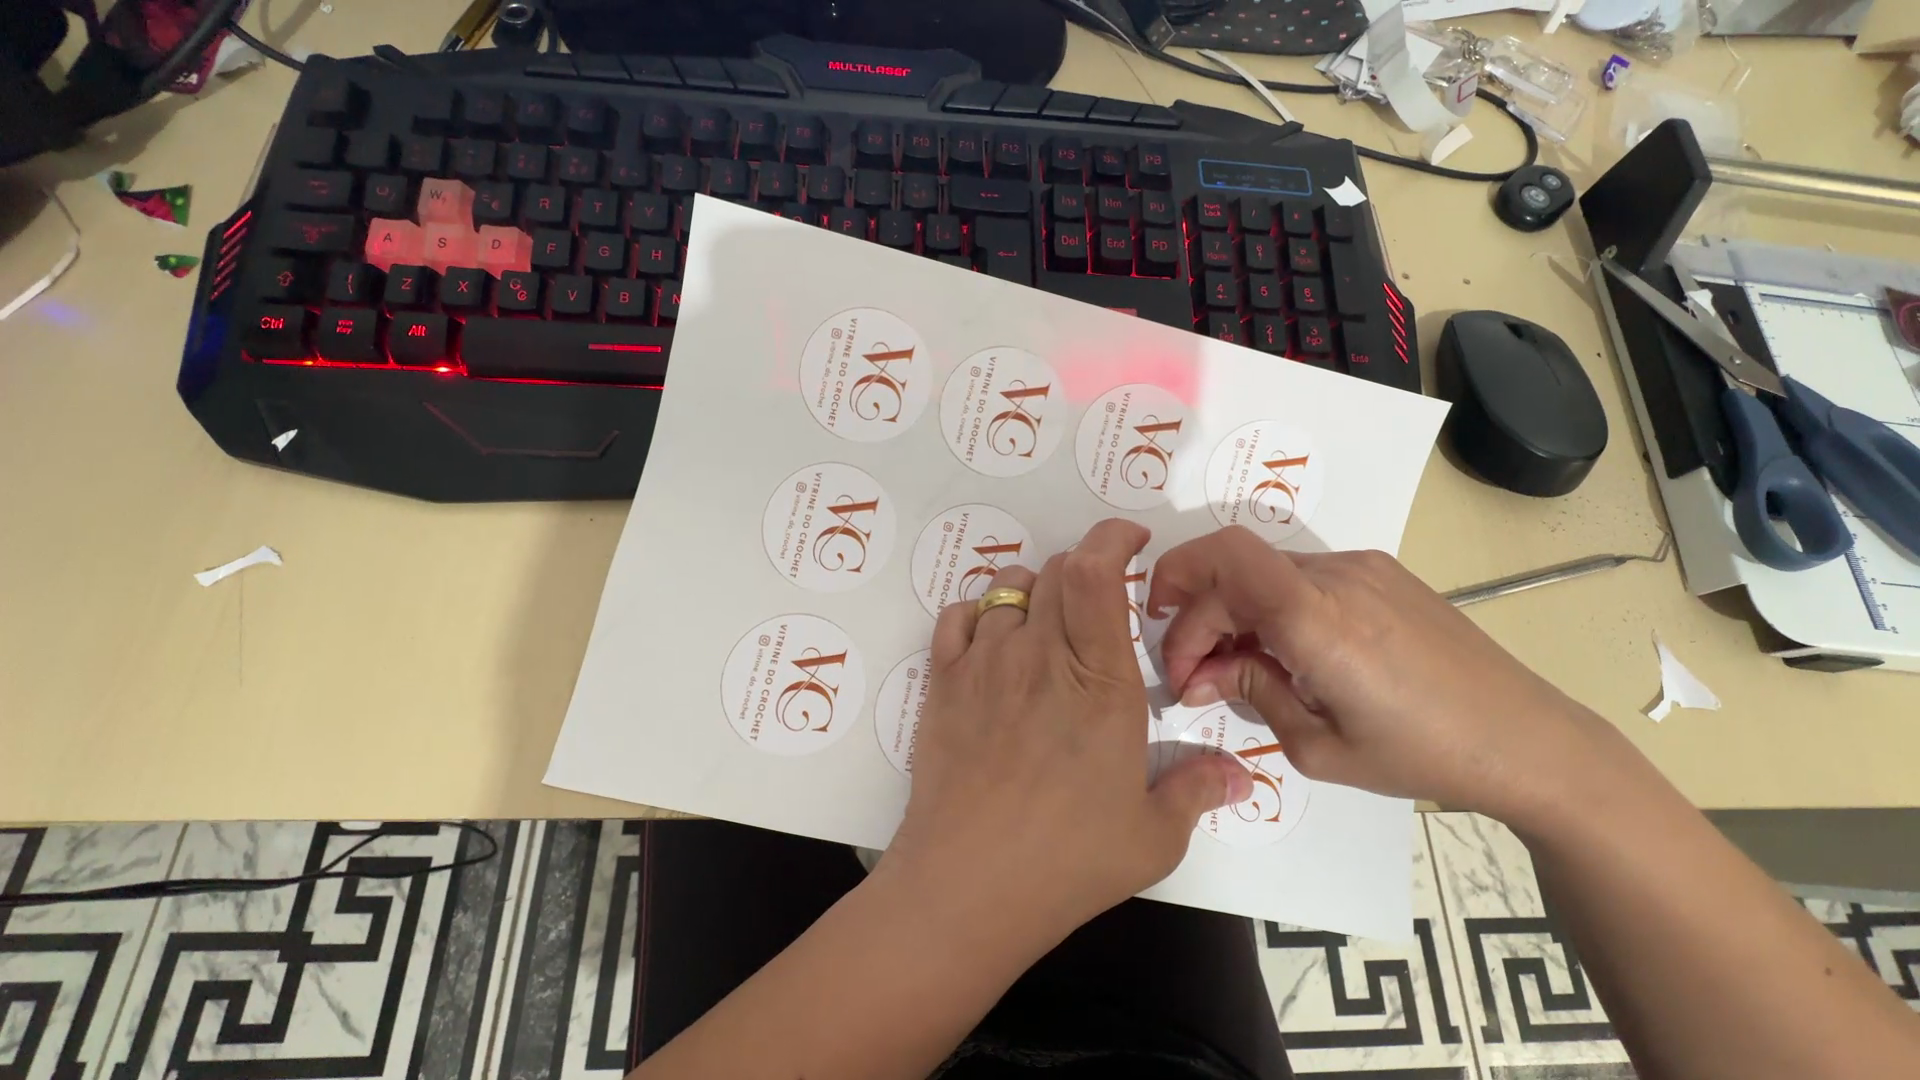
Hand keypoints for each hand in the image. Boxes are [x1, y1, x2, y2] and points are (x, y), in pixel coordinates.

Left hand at [881, 519, 1251, 937]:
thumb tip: (1238, 775)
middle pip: (1055, 570)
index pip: (1097, 573)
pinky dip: (980, 615)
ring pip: (1007, 589)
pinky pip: (957, 619)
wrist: (968, 884)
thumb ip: (1196, 790)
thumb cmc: (1068, 860)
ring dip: (1034, 593)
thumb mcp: (1152, 835)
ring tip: (1048, 629)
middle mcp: (1040, 656)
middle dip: (1083, 567)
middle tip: (1100, 601)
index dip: (1111, 536)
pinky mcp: (942, 685)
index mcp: (1101, 680)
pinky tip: (994, 644)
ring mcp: (984, 666)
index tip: (1131, 538)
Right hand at [1146, 527, 1593, 823]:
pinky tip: (1284, 651)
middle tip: (1194, 675)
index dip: (1176, 586)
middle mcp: (1338, 576)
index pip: (1222, 559)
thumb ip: (1252, 692)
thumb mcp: (1318, 746)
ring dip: (1234, 611)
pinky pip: (1303, 577)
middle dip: (1197, 616)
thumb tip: (1204, 675)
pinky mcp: (1383, 574)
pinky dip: (1272, 606)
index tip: (1174, 657)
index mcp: (1318, 619)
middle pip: (1235, 566)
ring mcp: (1364, 568)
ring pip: (1266, 570)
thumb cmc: (1421, 755)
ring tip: (1238, 668)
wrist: (1528, 740)